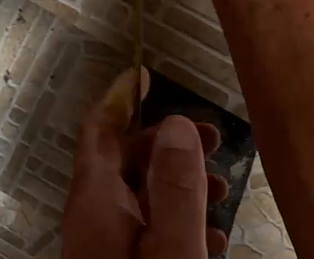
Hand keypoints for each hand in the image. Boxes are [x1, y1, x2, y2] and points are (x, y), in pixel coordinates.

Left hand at [62, 67, 230, 257]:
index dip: (120, 97)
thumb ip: (175, 188)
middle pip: (125, 159)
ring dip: (180, 182)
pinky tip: (211, 230)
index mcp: (95, 200)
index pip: (99, 129)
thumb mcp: (172, 249)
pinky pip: (145, 228)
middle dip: (170, 141)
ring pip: (140, 194)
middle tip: (215, 138)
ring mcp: (104, 245)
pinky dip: (176, 218)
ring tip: (221, 185)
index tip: (145, 73)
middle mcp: (92, 216)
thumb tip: (177, 123)